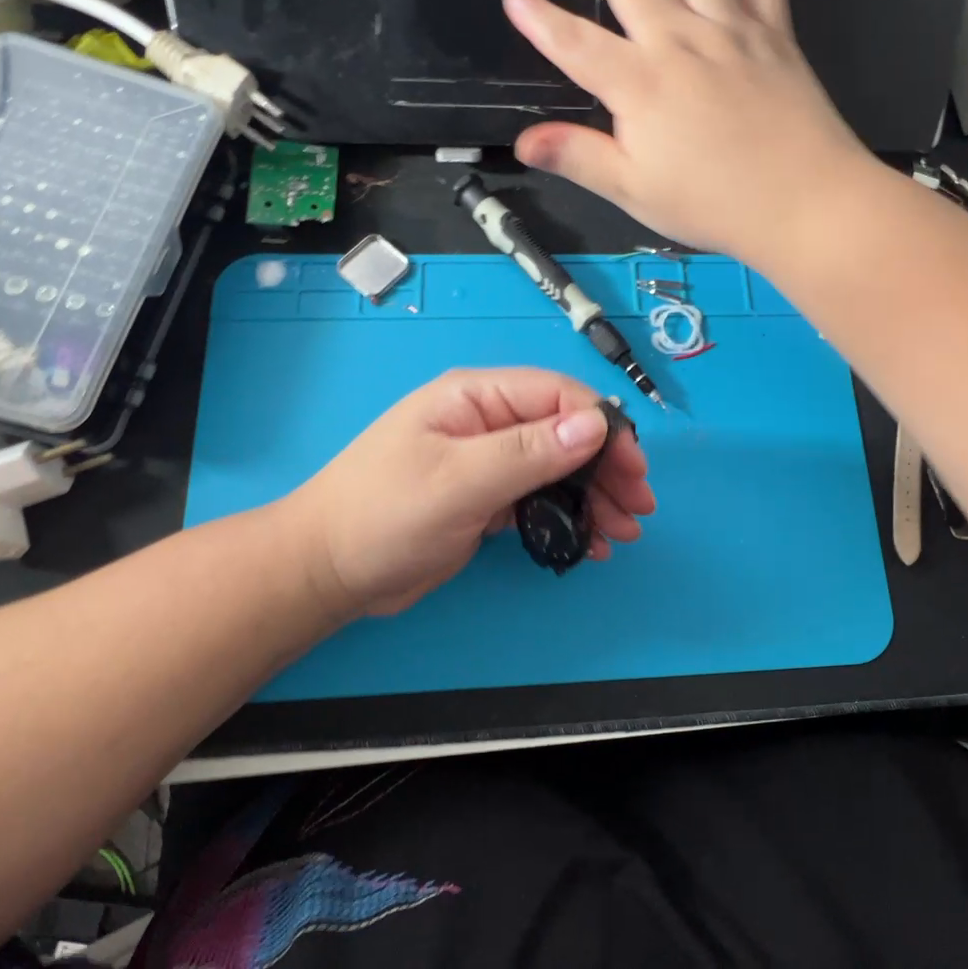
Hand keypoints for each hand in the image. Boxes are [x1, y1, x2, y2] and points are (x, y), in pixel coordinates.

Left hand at [288, 368, 653, 618]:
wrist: (329, 572)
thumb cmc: (383, 515)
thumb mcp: (458, 481)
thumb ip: (528, 452)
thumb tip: (596, 423)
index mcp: (476, 399)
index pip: (557, 396)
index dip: (603, 428)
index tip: (633, 470)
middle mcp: (487, 424)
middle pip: (565, 433)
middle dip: (607, 469)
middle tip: (638, 510)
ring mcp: (488, 464)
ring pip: (559, 470)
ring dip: (595, 498)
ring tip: (624, 533)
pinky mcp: (487, 501)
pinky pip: (540, 500)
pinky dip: (569, 517)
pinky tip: (592, 542)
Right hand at [502, 0, 877, 256]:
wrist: (805, 200)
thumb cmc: (715, 204)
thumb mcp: (635, 191)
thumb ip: (579, 158)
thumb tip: (524, 141)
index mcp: (640, 85)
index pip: (577, 45)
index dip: (542, 22)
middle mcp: (681, 42)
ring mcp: (731, 32)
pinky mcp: (774, 35)